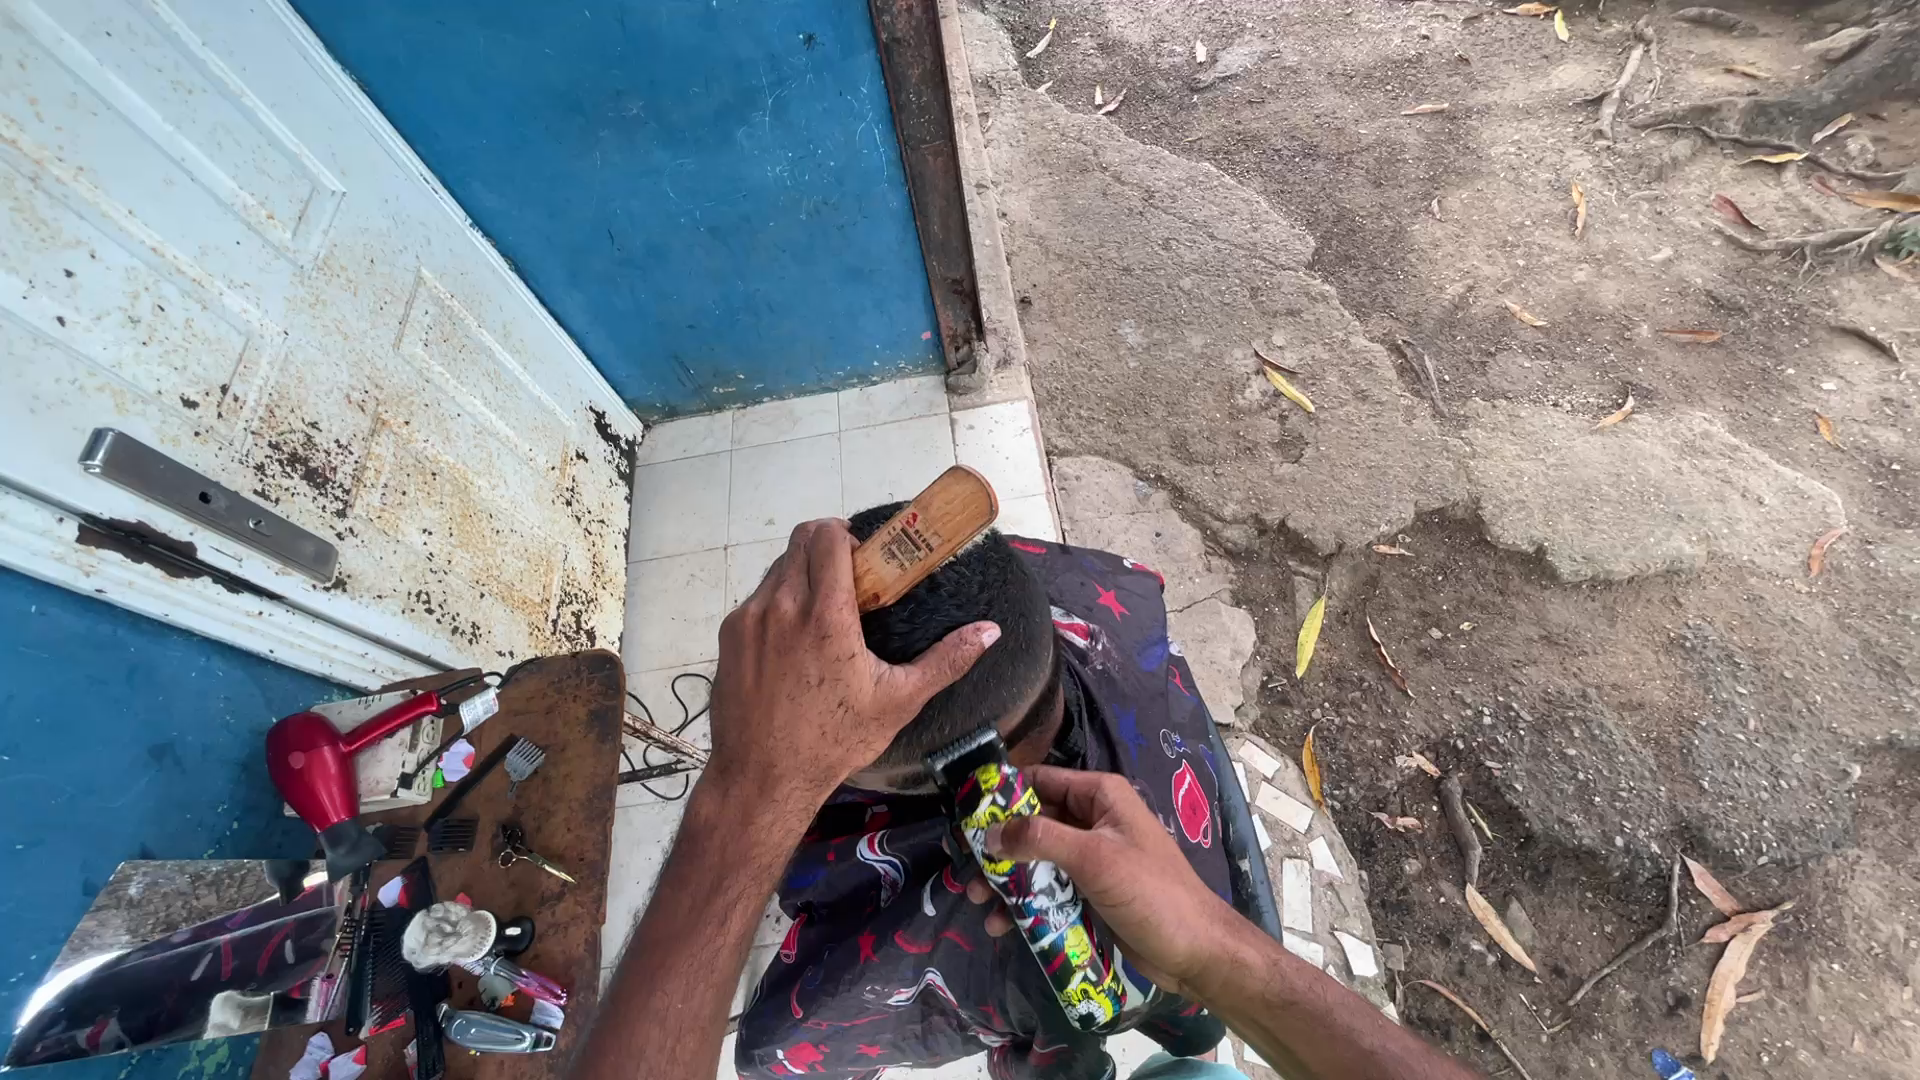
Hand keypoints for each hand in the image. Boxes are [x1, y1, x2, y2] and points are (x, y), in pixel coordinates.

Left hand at [706, 519, 999, 804]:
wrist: (762, 778)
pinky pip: (758, 597)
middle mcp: (781, 605)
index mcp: (825, 614)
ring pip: (778, 567)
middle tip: (851, 577)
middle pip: (801, 540)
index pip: (827, 536)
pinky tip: (795, 638)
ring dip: (803, 572)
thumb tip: (991, 631)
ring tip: (825, 608)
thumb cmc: (834, 740)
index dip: (847, 534)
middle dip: (828, 546)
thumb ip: (946, 660)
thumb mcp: (898, 701)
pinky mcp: (728, 635)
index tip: (866, 556)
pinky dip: (780, 600)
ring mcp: (748, 619)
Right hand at [968, 766, 1238, 998]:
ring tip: (977, 902)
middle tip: (966, 868)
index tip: (966, 815)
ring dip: (1006, 878)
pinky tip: (1003, 925)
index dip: (1002, 794)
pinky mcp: (1088, 890)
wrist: (1196, 953)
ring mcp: (1090, 856)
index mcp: (1098, 795)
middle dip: (998, 845)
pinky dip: (1024, 902)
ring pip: (1036, 858)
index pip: (1040, 780)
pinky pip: (1048, 888)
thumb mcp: (1094, 858)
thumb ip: (1040, 839)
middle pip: (1032, 822)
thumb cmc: (1150, 892)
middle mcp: (1091, 818)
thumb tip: (989, 832)